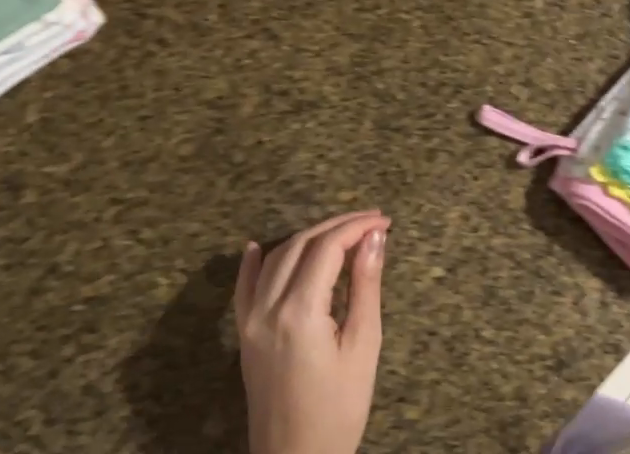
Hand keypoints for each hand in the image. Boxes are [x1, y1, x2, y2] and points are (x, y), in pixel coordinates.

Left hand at [234, 211, 390, 453]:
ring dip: (309, 237)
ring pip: (276, 260)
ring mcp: (250, 323)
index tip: (385, 222)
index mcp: (300, 312)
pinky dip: (253, 264)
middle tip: (372, 221)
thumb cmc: (340, 408)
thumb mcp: (364, 345)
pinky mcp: (244, 337)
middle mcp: (268, 309)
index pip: (327, 247)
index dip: (357, 227)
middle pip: (301, 245)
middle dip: (337, 226)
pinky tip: (258, 247)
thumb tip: (375, 237)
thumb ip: (366, 286)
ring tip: (343, 231)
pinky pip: (244, 289)